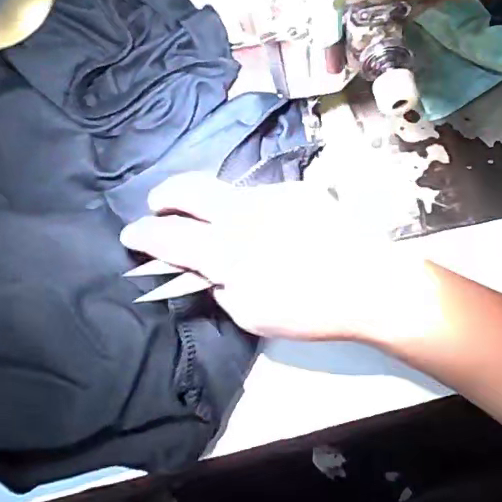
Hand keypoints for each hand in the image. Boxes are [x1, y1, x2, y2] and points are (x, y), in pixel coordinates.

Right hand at [119, 173, 433, 342]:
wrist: (370, 284)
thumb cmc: (310, 310)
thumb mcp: (251, 314)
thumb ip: (217, 286)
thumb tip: (202, 269)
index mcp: (226, 249)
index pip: (167, 234)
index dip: (142, 234)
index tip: (131, 235)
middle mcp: (243, 212)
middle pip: (188, 188)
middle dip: (164, 196)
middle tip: (157, 207)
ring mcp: (272, 195)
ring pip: (227, 190)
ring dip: (211, 204)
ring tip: (218, 225)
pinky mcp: (299, 190)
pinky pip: (262, 195)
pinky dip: (250, 209)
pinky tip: (266, 228)